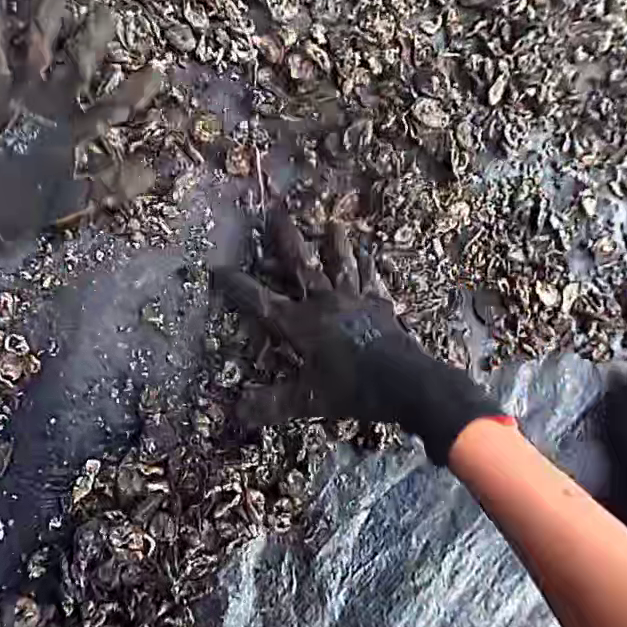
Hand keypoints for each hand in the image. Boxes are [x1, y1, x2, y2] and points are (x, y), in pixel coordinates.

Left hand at [0, 0, 160, 259]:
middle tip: (106, 8)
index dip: (136, 92)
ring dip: (47, 20)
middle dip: (94, 38)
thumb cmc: (22, 204)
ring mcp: (17, 96)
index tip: (158, 71)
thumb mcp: (73, 200)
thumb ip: (112, 185)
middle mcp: (48, 105)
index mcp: (70, 132)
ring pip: (37, 50)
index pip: (112, 108)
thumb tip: (150, 173)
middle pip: (77, 65)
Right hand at [213, 208, 501, 464]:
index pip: (259, 300)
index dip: (236, 285)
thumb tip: (236, 413)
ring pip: (340, 264)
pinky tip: (369, 254)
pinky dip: (368, 267)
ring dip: (334, 244)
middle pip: (301, 265)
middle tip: (277, 212)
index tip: (216, 269)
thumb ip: (272, 404)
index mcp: (300, 323)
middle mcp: (323, 303)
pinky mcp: (379, 305)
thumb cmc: (353, 390)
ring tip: (332, 224)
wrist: (409, 384)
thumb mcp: (308, 401)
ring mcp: (354, 300)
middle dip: (286, 239)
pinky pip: (371, 280)